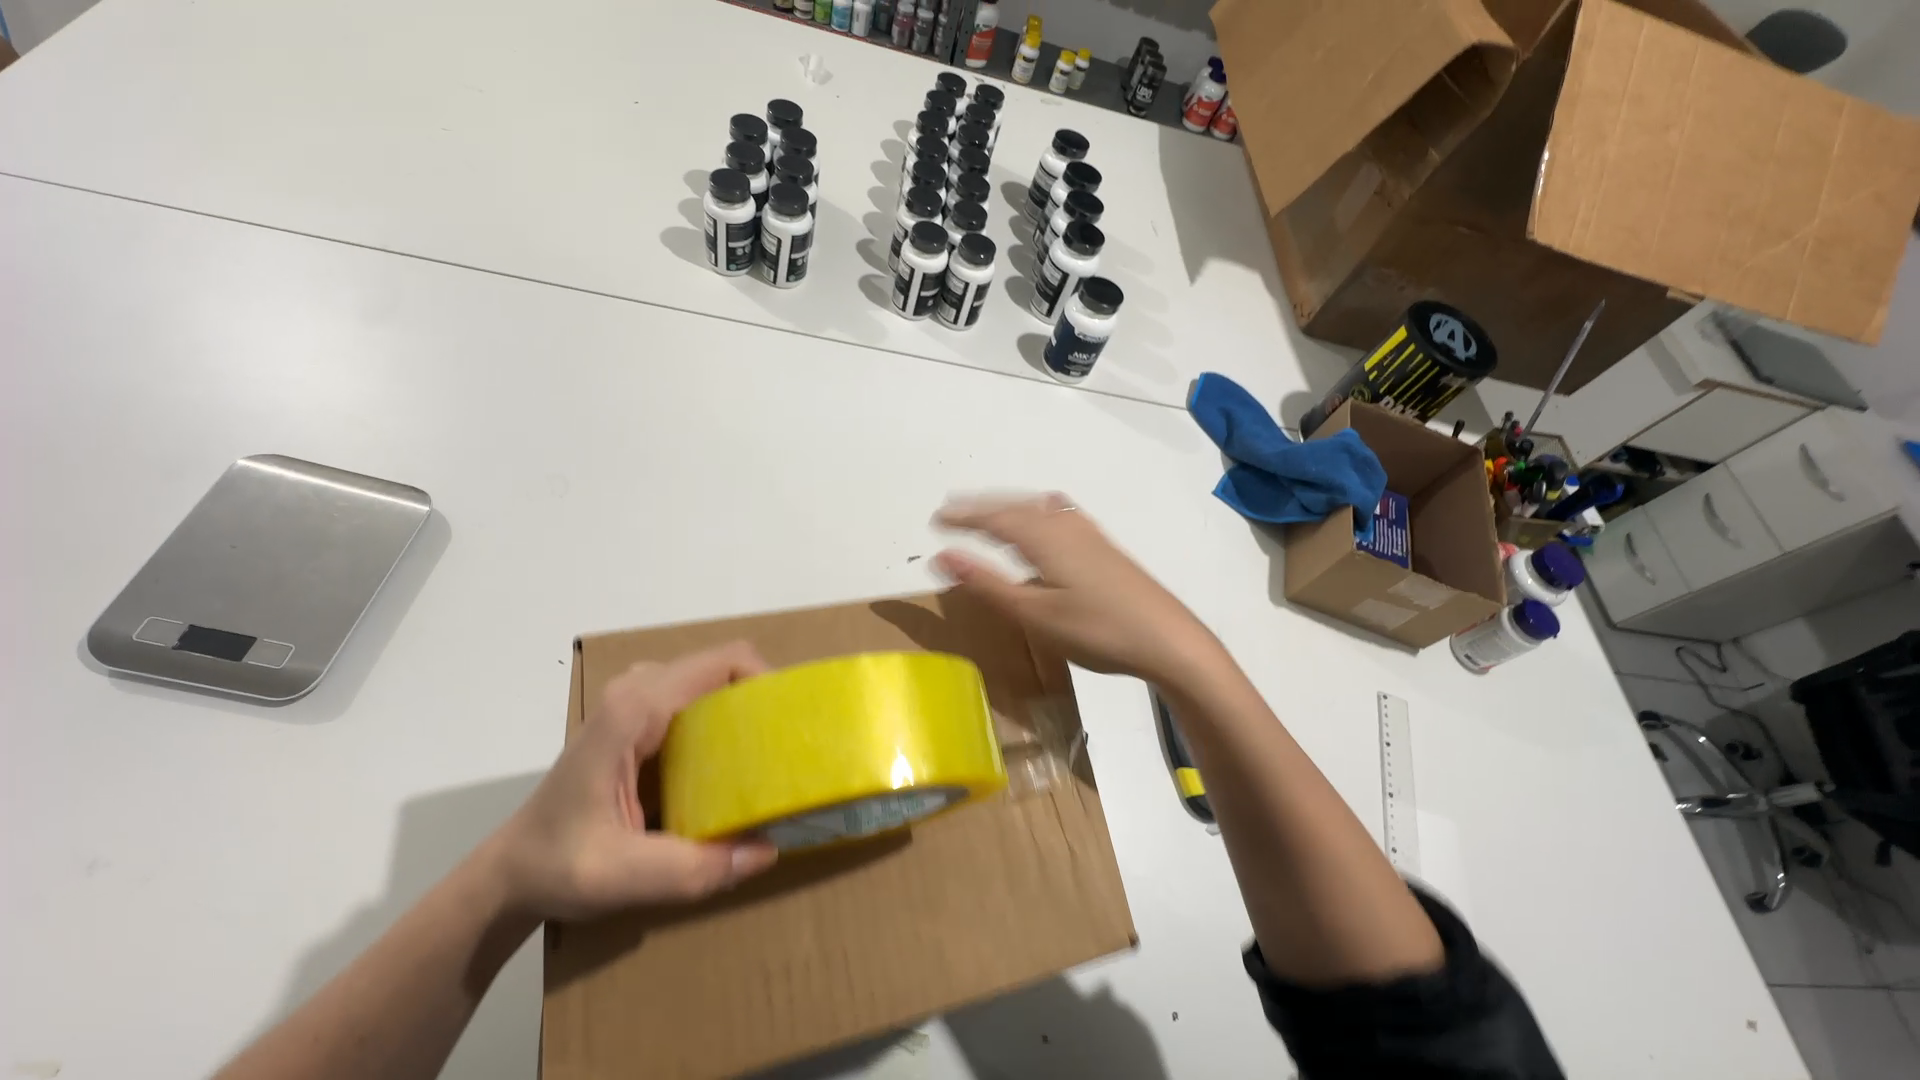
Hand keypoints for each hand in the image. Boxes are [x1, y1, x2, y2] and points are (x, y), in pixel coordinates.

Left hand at [484, 642, 779, 920]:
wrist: (507, 875)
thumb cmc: (556, 866)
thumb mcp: (623, 876)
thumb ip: (695, 869)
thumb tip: (767, 852)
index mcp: (635, 709)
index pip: (722, 662)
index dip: (767, 680)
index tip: (792, 723)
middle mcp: (637, 692)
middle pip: (721, 668)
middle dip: (760, 700)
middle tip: (786, 747)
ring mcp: (634, 704)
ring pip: (709, 684)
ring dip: (742, 713)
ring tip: (765, 758)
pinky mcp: (635, 723)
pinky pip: (694, 703)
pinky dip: (722, 725)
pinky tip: (733, 770)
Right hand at [933, 493, 1222, 683]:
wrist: (1168, 639)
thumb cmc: (1096, 630)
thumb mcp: (1034, 614)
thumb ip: (987, 584)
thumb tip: (941, 556)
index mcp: (1044, 538)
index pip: (994, 519)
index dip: (963, 518)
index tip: (936, 520)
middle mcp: (1065, 526)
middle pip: (1017, 506)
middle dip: (984, 507)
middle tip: (953, 511)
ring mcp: (1090, 535)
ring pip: (1040, 509)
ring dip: (1010, 507)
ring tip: (990, 514)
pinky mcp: (1105, 548)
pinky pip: (1059, 516)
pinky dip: (1036, 513)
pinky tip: (1045, 525)